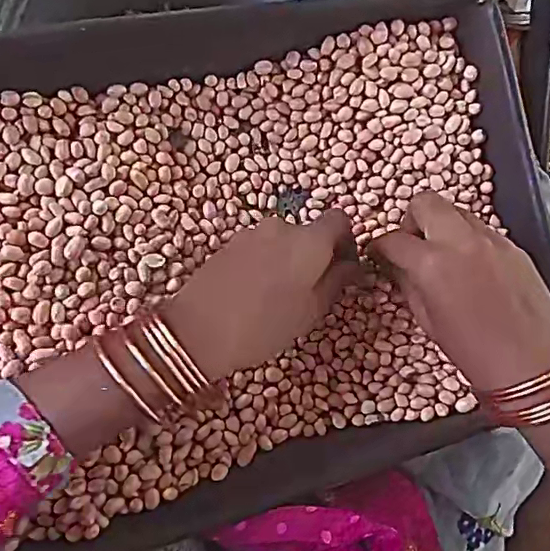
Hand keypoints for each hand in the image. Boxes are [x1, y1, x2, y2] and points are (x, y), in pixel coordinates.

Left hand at [161, 210, 361, 379]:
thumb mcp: (312, 310)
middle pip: (309, 232)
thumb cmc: (265, 324)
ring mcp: (251, 234)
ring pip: (283, 242)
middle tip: (312, 291)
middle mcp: (281, 227)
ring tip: (280, 297)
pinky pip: (260, 249)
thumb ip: (336, 281)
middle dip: (316, 256)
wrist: (198, 330)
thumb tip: (351, 265)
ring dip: (289, 261)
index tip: (344, 268)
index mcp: (309, 240)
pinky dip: (266, 264)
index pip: (340, 220)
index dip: (347, 242)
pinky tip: (256, 294)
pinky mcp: (229, 245)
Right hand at [370, 192, 549, 391]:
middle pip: (425, 202)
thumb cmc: (475, 353)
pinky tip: (470, 267)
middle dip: (411, 219)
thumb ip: (408, 285)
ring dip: (441, 225)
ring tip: (442, 256)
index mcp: (432, 263)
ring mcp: (492, 239)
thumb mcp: (428, 322)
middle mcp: (461, 241)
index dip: (380, 247)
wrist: (534, 365)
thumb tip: (396, 267)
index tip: (380, 255)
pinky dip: (467, 238)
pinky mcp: (514, 245)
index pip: (393, 239)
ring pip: (455, 211)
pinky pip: (481, 228)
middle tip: (412, 246)